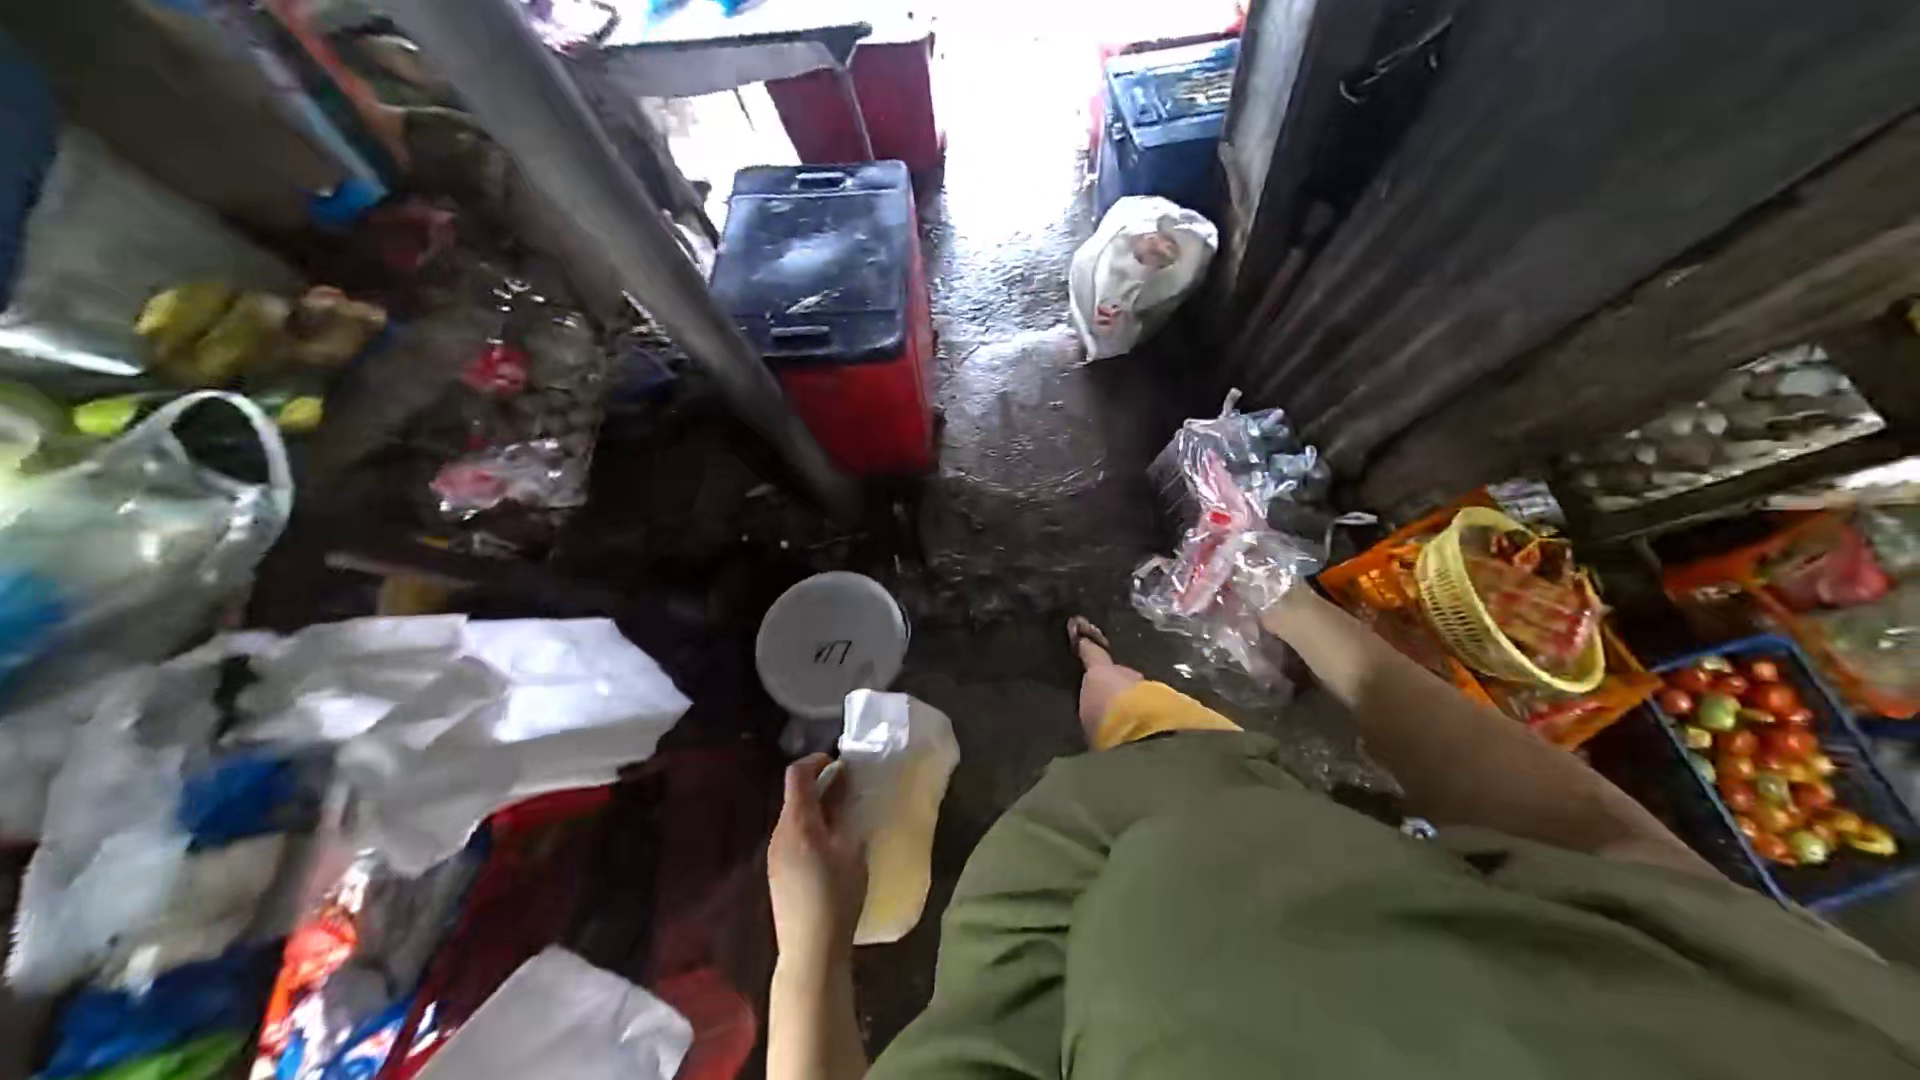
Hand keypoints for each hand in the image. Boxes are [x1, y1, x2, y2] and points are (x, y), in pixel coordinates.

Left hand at [769, 754, 867, 964]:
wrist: (810, 951)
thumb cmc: (837, 896)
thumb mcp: (852, 850)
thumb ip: (844, 815)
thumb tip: (842, 790)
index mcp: (798, 822)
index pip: (797, 774)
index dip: (816, 760)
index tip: (838, 762)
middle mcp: (780, 833)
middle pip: (795, 795)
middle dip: (820, 785)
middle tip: (848, 789)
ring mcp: (774, 854)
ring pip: (794, 817)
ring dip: (816, 808)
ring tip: (843, 817)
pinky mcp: (776, 873)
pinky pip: (792, 837)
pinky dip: (810, 828)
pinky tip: (829, 846)